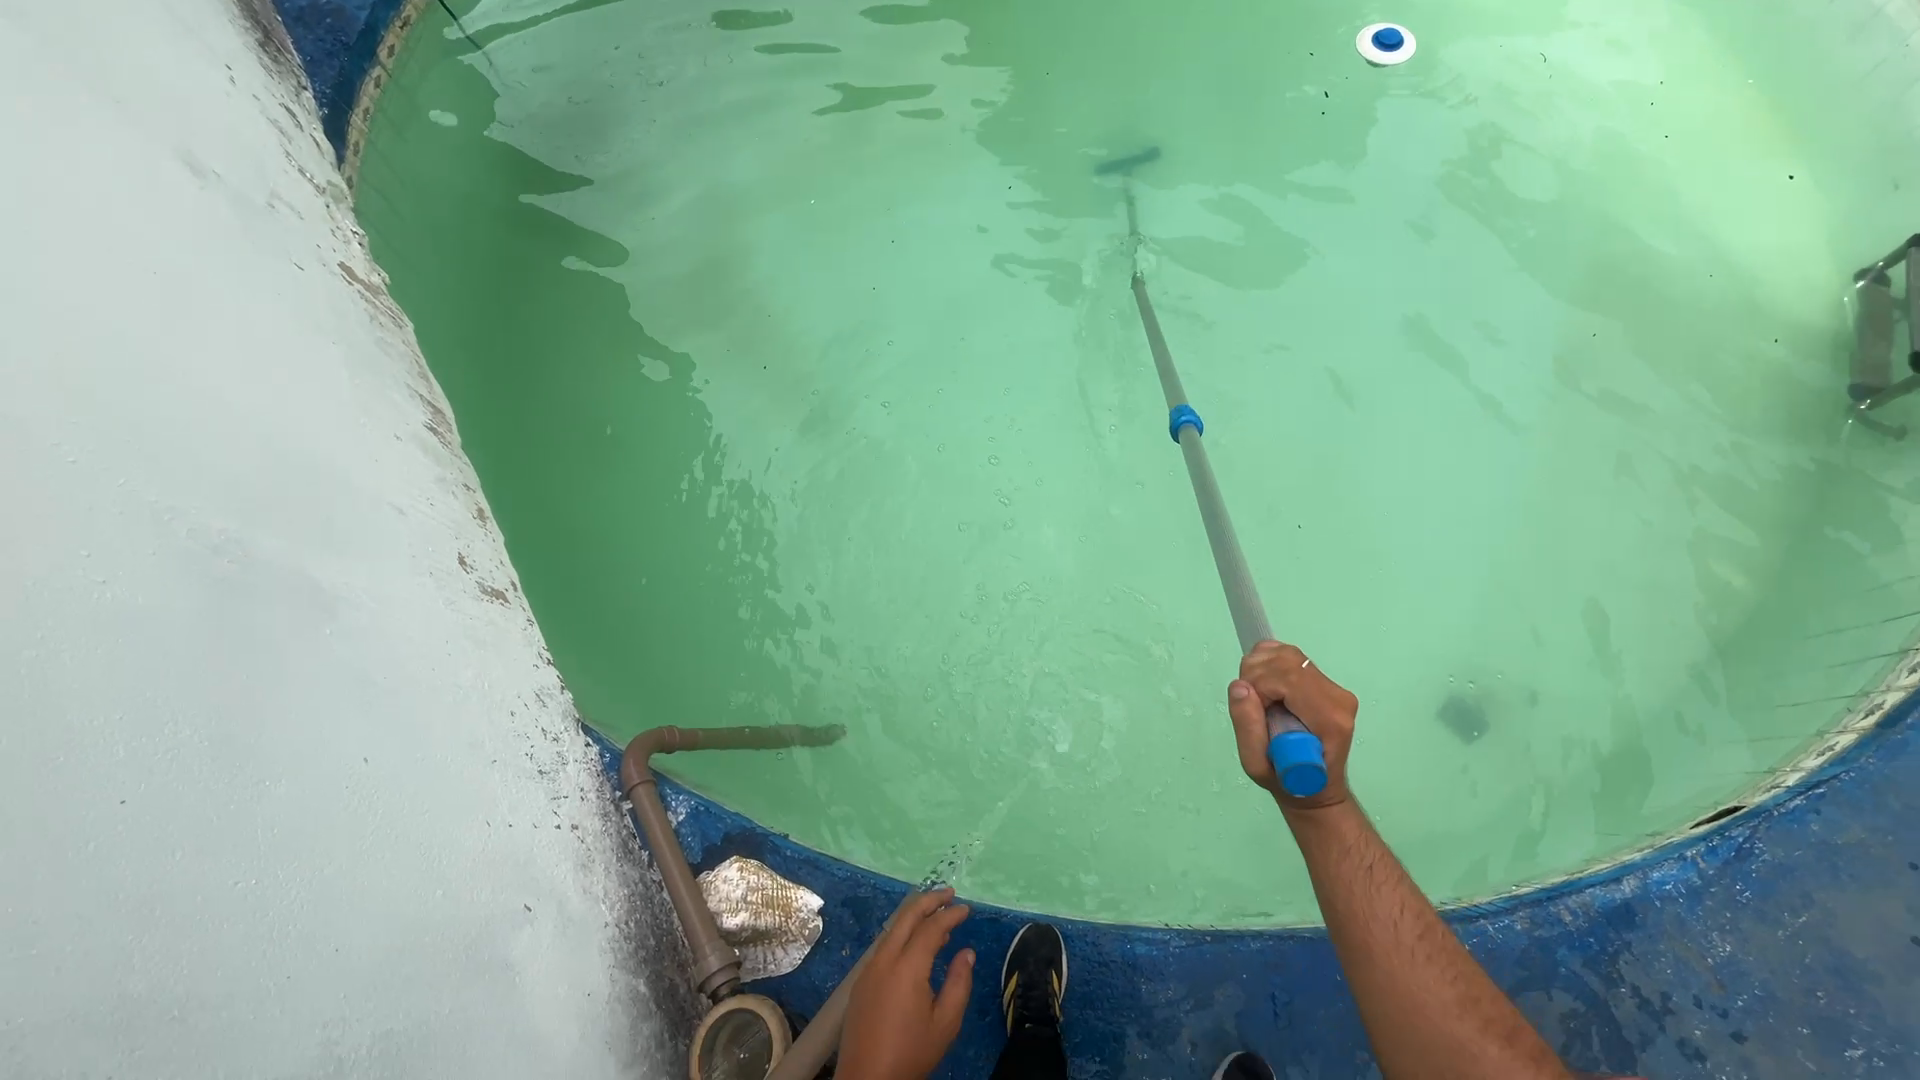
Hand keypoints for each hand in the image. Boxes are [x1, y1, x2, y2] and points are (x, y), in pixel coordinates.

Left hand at [838, 889, 975, 1079]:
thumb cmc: (910, 1053)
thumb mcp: (946, 1023)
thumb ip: (959, 983)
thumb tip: (966, 952)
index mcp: (907, 967)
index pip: (931, 928)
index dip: (950, 915)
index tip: (967, 909)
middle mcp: (884, 960)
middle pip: (906, 917)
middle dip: (929, 900)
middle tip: (950, 894)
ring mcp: (869, 969)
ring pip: (893, 929)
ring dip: (915, 917)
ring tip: (938, 918)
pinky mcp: (862, 982)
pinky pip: (885, 946)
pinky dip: (903, 935)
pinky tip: (916, 946)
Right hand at [1228, 640, 1357, 811]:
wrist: (1317, 788)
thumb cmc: (1288, 782)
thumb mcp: (1256, 766)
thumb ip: (1248, 727)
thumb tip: (1240, 686)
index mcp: (1327, 719)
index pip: (1285, 677)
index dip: (1257, 686)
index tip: (1253, 711)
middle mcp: (1338, 697)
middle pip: (1285, 659)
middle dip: (1256, 675)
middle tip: (1252, 705)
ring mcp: (1336, 688)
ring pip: (1286, 654)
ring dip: (1261, 670)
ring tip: (1260, 698)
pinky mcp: (1328, 683)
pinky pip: (1291, 658)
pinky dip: (1270, 666)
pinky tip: (1268, 689)